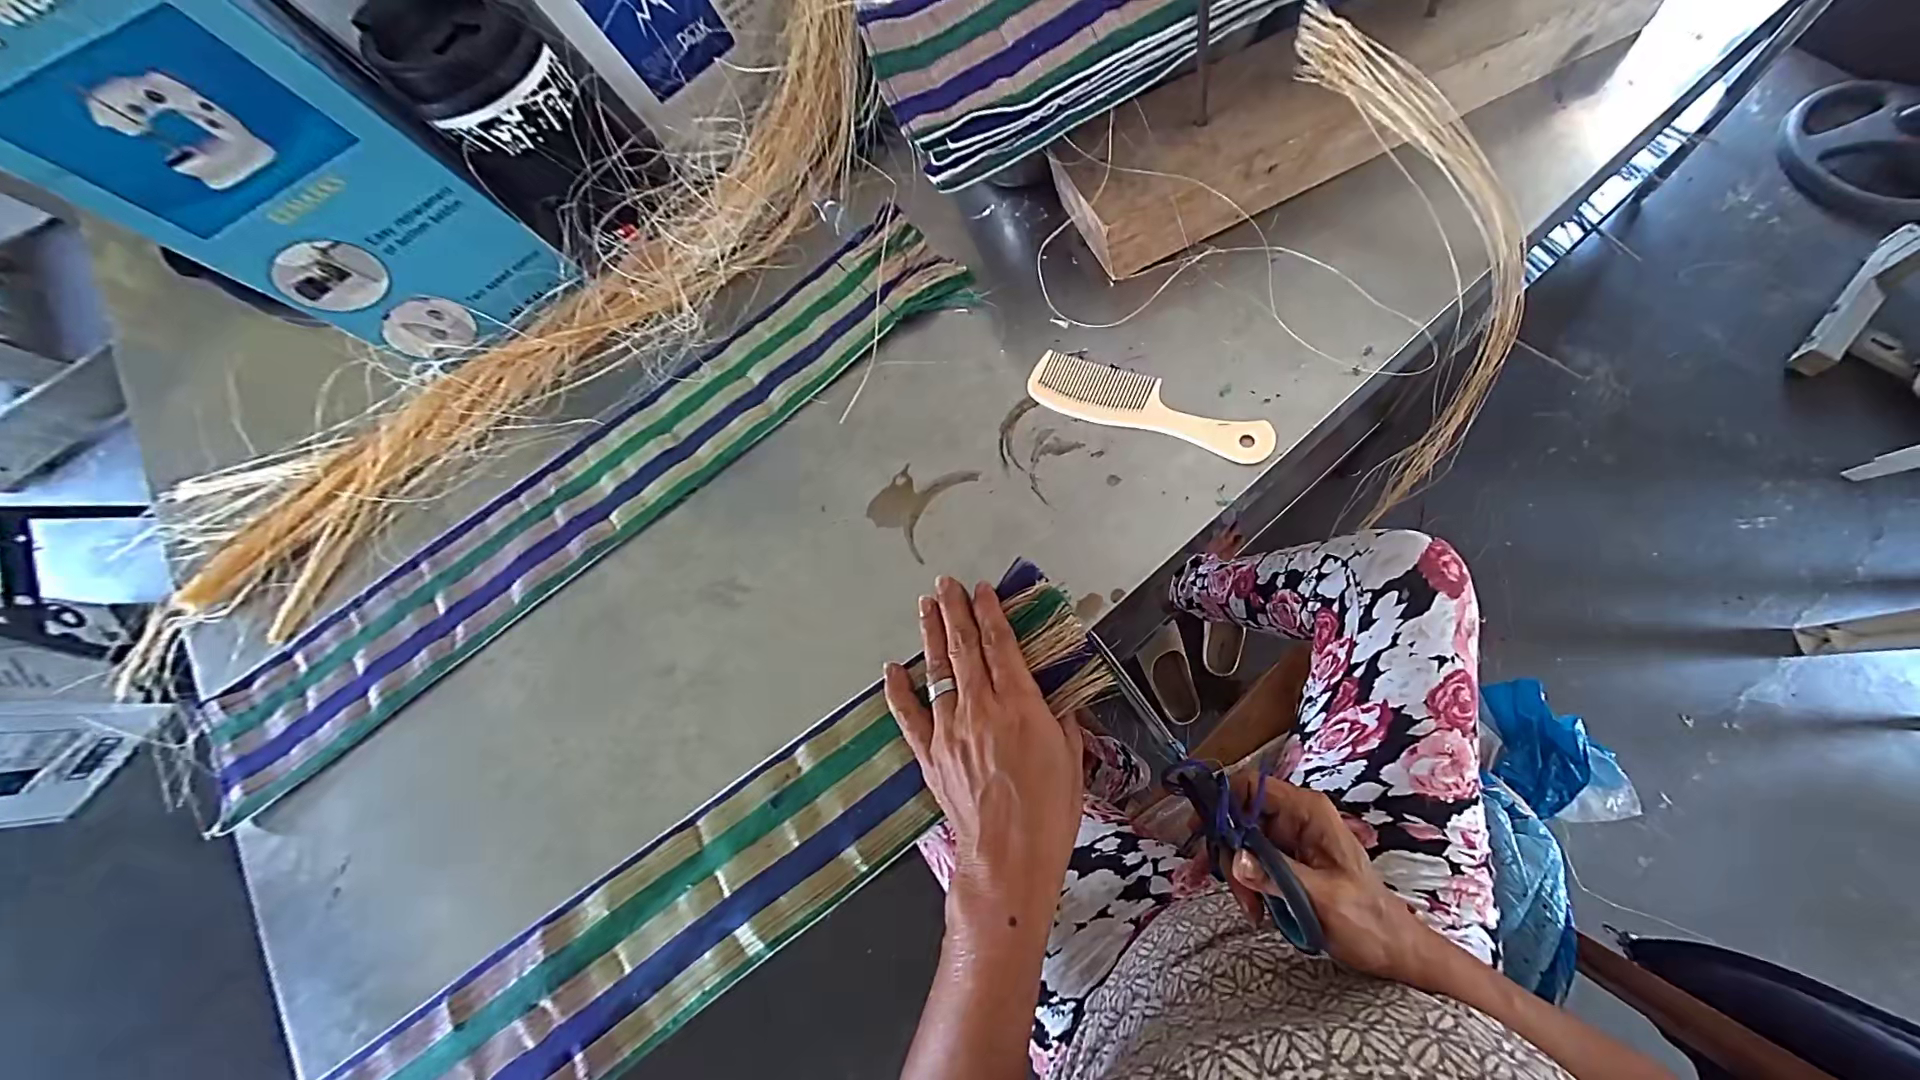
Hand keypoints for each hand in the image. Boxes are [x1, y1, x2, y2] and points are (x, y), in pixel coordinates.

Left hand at [884, 577, 1084, 935]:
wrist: (1008, 858)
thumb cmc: (1047, 812)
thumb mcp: (1071, 757)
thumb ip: (1061, 717)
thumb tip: (1054, 696)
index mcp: (1020, 705)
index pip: (1000, 644)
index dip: (990, 612)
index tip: (982, 590)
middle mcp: (981, 709)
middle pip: (964, 647)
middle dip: (955, 610)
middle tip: (946, 584)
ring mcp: (951, 729)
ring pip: (937, 670)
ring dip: (932, 635)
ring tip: (926, 607)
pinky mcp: (931, 754)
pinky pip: (909, 715)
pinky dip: (898, 690)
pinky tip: (892, 668)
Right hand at [1226, 776, 1451, 990]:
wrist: (1394, 952)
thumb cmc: (1369, 922)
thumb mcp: (1324, 899)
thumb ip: (1278, 876)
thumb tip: (1236, 859)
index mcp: (1308, 812)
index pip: (1252, 785)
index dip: (1223, 800)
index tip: (1204, 828)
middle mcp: (1294, 817)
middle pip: (1238, 815)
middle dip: (1228, 849)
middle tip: (1232, 885)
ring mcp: (1286, 837)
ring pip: (1238, 839)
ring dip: (1234, 871)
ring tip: (1249, 906)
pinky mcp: (1281, 858)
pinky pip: (1247, 858)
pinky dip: (1242, 880)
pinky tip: (1253, 906)